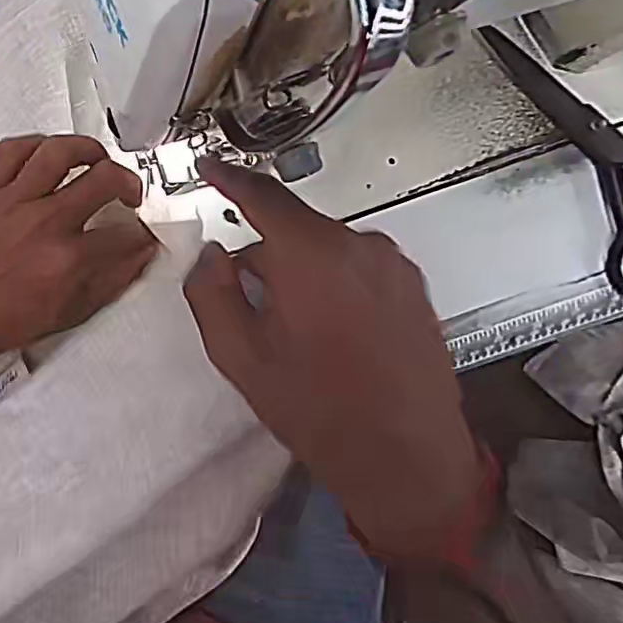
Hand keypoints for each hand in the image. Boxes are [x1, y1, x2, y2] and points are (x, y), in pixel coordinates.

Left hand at [0, 135, 159, 391]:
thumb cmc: (2, 320)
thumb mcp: (69, 312)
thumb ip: (110, 281)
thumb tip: (137, 257)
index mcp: (66, 258)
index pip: (124, 234)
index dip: (142, 233)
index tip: (141, 232)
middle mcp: (43, 223)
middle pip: (103, 179)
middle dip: (130, 183)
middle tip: (129, 192)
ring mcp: (13, 203)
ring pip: (58, 151)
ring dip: (87, 149)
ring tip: (96, 159)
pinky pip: (10, 151)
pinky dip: (33, 144)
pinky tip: (46, 153)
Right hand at [182, 157, 485, 562]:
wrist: (406, 456)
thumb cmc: (318, 408)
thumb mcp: (238, 354)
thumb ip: (210, 292)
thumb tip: (212, 256)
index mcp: (312, 255)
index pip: (262, 196)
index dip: (228, 178)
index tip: (210, 166)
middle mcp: (360, 246)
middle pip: (292, 230)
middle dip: (264, 258)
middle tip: (251, 311)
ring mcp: (393, 265)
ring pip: (323, 250)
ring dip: (298, 275)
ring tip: (297, 335)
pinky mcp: (412, 286)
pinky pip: (354, 266)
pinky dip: (331, 285)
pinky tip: (330, 335)